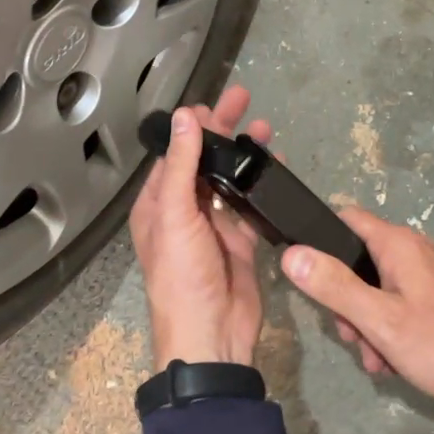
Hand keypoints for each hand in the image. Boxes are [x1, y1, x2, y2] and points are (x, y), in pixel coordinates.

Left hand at [128, 87, 272, 368]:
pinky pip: (249, 202)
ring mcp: (213, 224)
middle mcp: (183, 210)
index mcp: (158, 204)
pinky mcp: (239, 238)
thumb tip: (184, 117)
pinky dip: (261, 182)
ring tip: (265, 127)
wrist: (212, 334)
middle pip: (204, 160)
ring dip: (244, 153)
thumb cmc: (183, 275)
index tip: (215, 104)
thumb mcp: (175, 215)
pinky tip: (275, 164)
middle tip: (244, 99)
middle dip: (222, 130)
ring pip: (228, 178)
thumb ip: (182, 165)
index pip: (175, 154)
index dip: (194, 127)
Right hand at [281, 210, 433, 433]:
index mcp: (396, 242)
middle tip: (353, 338)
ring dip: (369, 324)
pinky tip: (397, 362)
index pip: (345, 218)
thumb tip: (292, 253)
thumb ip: (333, 286)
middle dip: (348, 302)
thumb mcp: (378, 319)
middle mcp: (412, 248)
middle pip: (359, 261)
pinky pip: (400, 303)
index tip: (310, 276)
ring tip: (379, 361)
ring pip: (378, 289)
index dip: (321, 241)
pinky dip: (391, 329)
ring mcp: (428, 273)